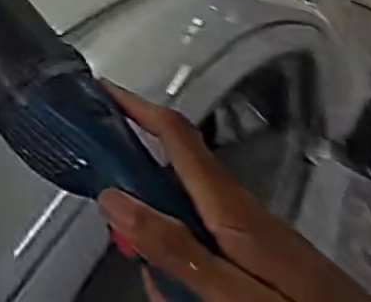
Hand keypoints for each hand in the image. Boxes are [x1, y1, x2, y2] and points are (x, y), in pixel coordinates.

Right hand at [98, 83, 370, 301]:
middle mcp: (245, 215)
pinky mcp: (270, 267)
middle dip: (138, 203)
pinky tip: (195, 299)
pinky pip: (209, 249)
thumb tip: (113, 198)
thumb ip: (174, 246)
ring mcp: (260, 242)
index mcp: (234, 210)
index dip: (135, 105)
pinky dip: (191, 271)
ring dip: (163, 249)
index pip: (175, 134)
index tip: (100, 89)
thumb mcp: (236, 296)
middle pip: (170, 182)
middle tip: (126, 241)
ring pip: (186, 221)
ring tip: (171, 293)